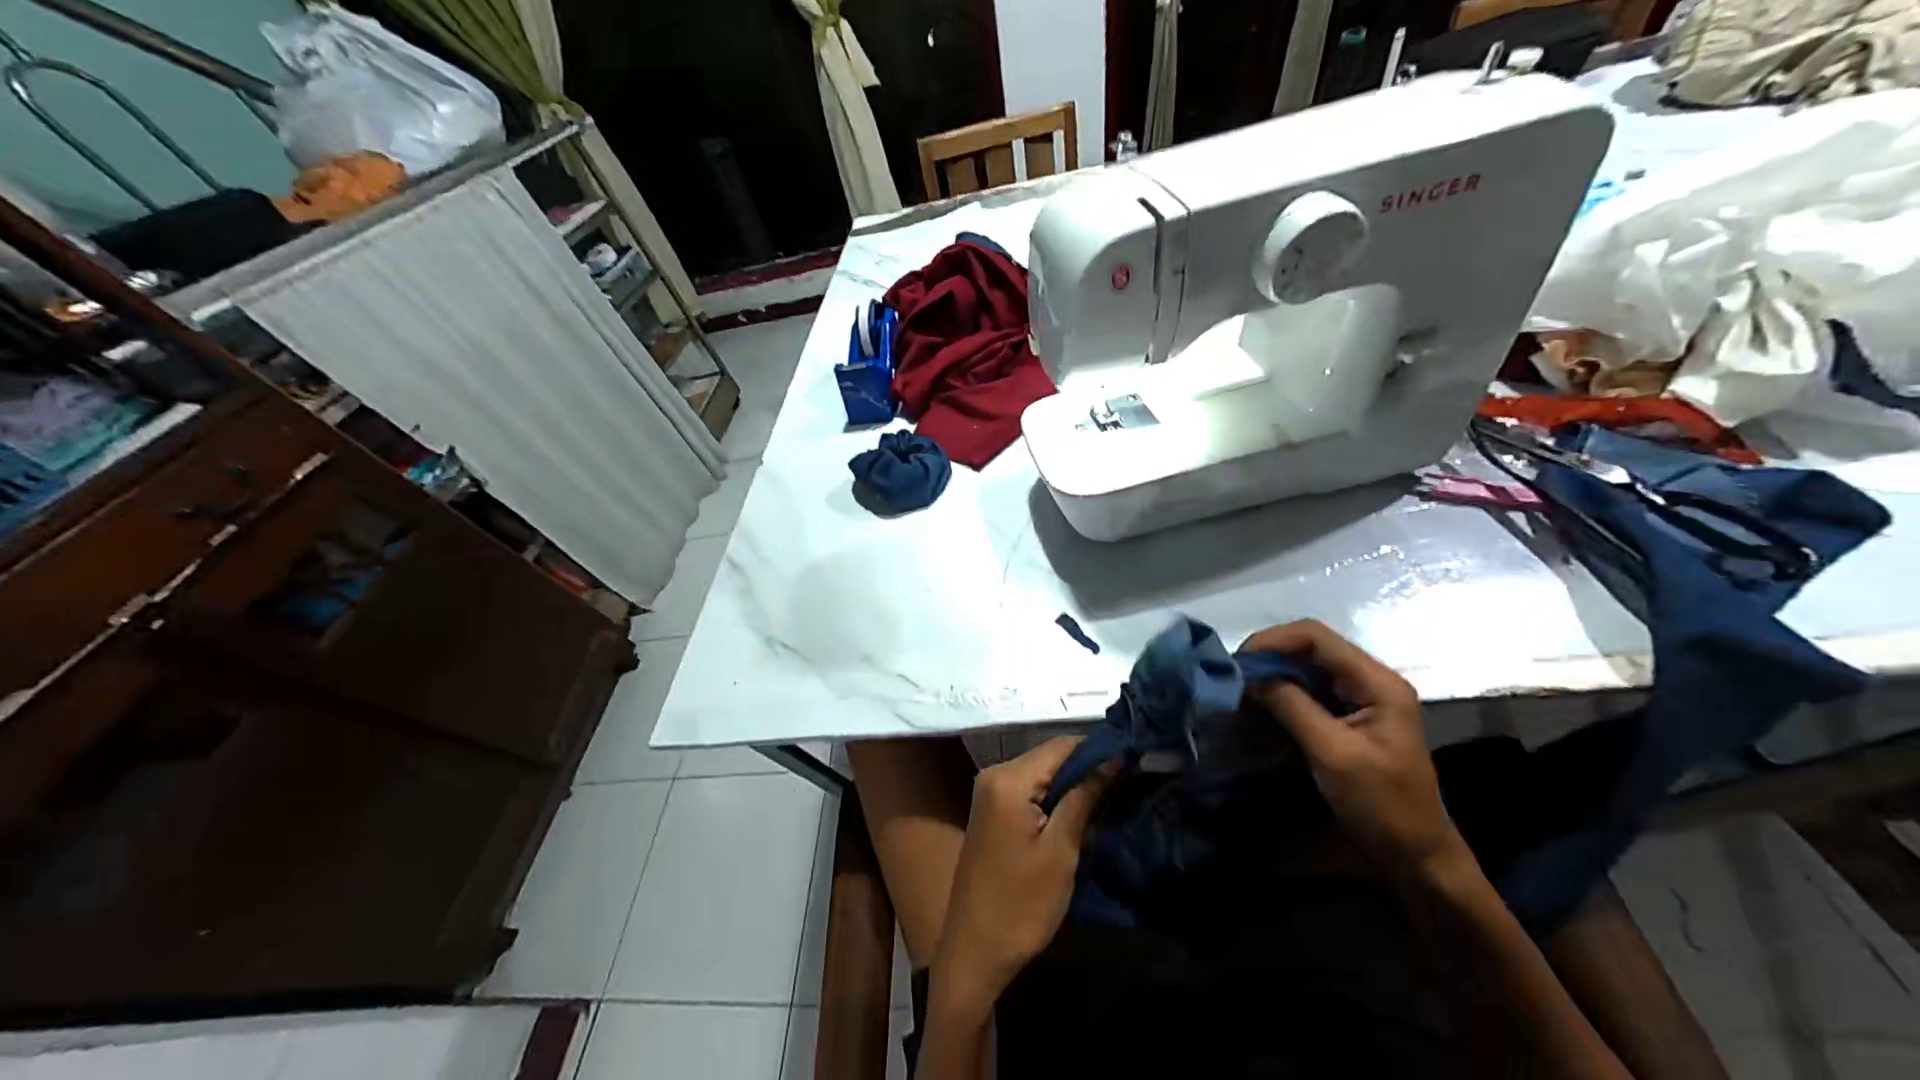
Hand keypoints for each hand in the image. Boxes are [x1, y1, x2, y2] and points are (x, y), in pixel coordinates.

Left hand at [930, 737, 1112, 1010]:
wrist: (975, 949)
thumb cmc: (1022, 903)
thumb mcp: (1061, 849)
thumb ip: (1085, 796)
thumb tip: (1115, 757)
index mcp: (1008, 779)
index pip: (1062, 745)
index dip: (1100, 749)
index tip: (1136, 760)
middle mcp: (994, 773)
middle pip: (1051, 756)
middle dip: (1089, 765)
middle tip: (1130, 780)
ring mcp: (990, 791)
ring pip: (1042, 772)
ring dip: (1074, 782)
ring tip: (1113, 795)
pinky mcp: (992, 809)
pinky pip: (1030, 788)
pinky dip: (1056, 796)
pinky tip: (1082, 811)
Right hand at [1241, 620, 1462, 876]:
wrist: (1416, 855)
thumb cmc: (1381, 805)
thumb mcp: (1332, 753)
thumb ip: (1291, 706)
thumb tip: (1249, 675)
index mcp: (1377, 682)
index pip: (1316, 637)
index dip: (1273, 641)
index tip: (1237, 663)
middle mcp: (1371, 680)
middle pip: (1311, 646)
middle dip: (1269, 655)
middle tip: (1233, 676)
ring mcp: (1362, 697)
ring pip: (1308, 666)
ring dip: (1273, 672)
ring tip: (1241, 687)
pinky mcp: (1350, 715)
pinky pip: (1310, 688)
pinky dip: (1282, 690)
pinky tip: (1261, 703)